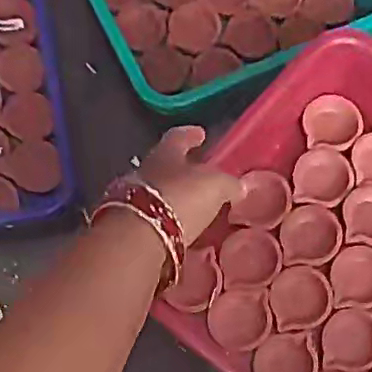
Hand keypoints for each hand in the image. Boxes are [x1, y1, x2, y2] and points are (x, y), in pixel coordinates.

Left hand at [138, 126, 238, 244]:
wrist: (141, 237)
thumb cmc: (181, 199)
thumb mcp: (215, 186)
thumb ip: (228, 184)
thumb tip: (238, 186)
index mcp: (166, 153)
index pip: (178, 137)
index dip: (190, 135)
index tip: (200, 133)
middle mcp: (146, 171)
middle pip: (165, 165)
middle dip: (182, 169)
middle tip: (199, 175)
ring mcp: (135, 199)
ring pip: (159, 191)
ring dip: (175, 197)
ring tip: (194, 207)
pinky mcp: (133, 226)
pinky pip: (156, 217)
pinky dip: (170, 220)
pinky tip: (183, 228)